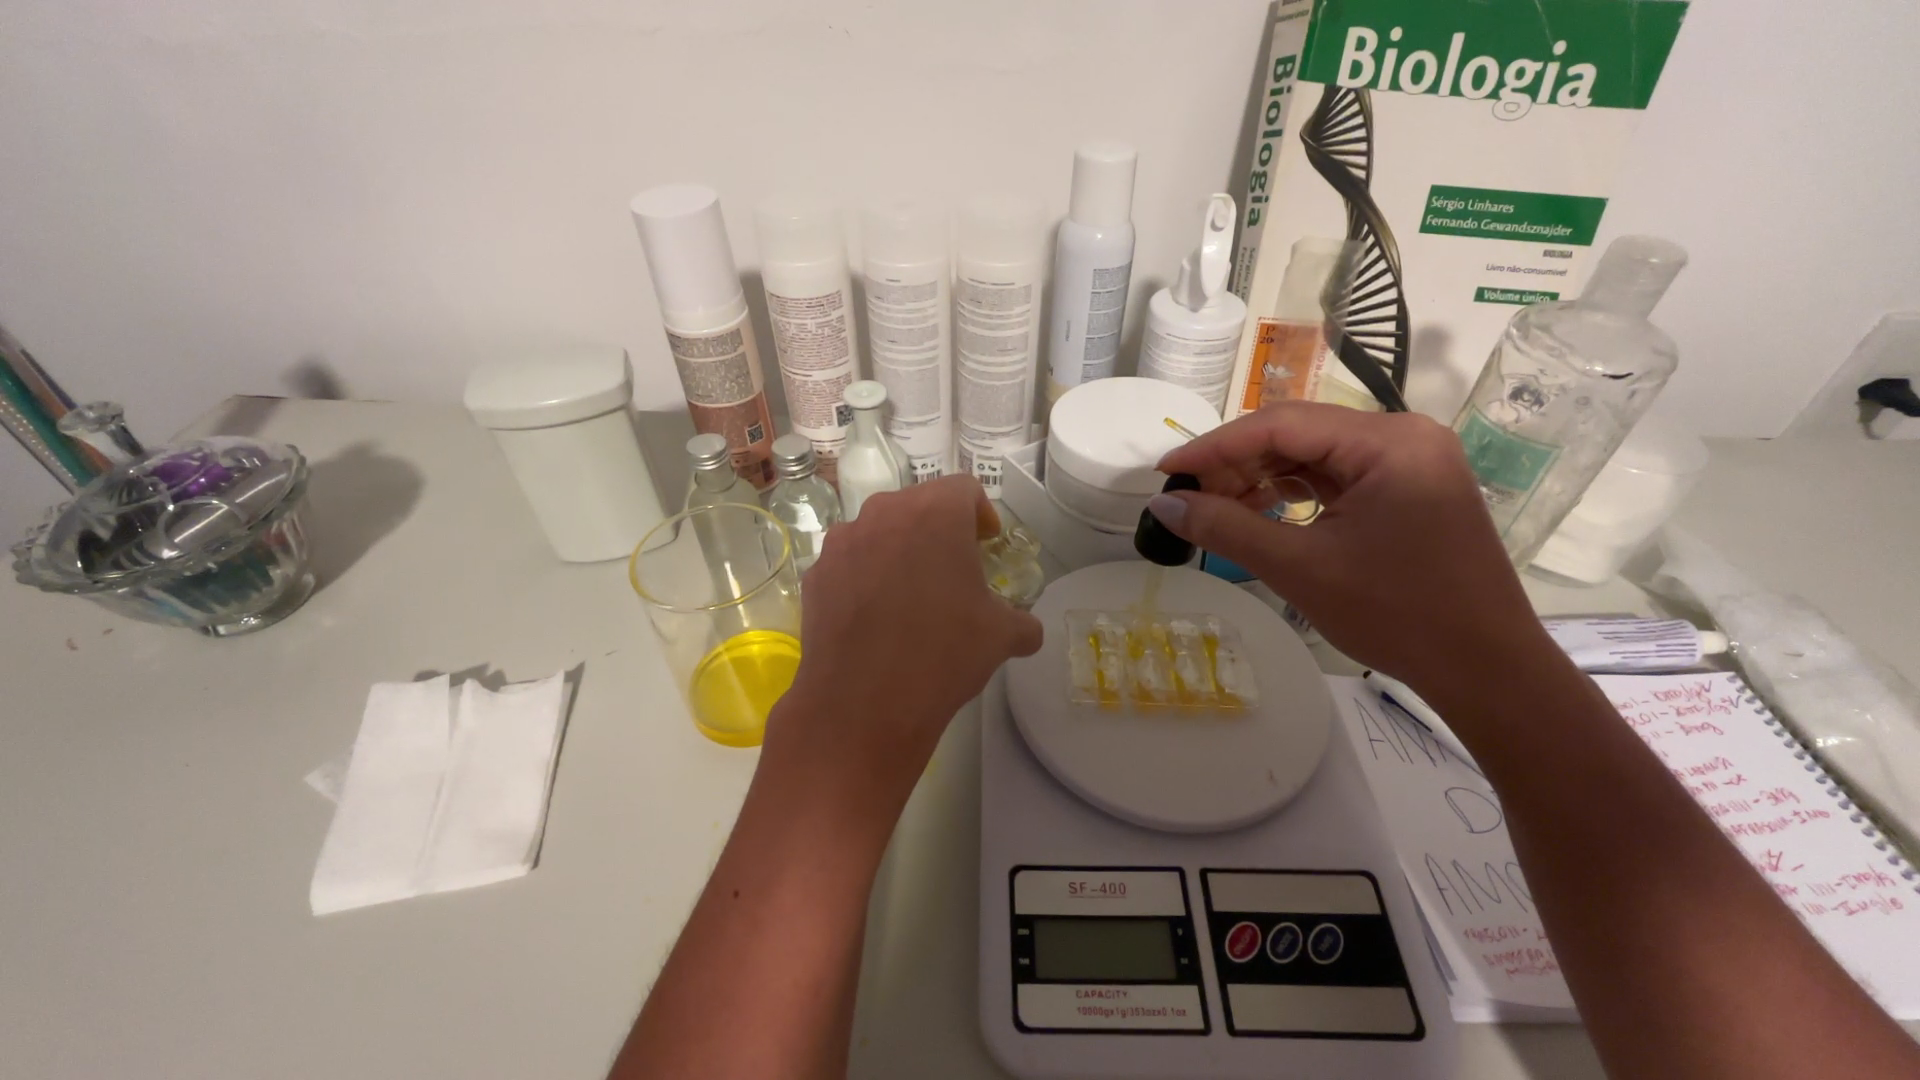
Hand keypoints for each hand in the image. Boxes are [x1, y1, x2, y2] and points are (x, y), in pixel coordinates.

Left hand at [765, 476, 1043, 800]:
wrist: (862, 703)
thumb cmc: (943, 655)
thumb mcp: (1001, 637)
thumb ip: (1021, 621)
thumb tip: (1027, 630)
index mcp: (936, 513)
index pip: (965, 489)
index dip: (981, 514)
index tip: (986, 544)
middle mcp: (884, 512)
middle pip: (919, 504)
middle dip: (939, 529)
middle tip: (953, 567)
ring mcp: (843, 541)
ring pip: (879, 529)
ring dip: (899, 549)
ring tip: (911, 592)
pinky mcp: (816, 573)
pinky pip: (850, 561)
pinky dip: (866, 575)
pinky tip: (875, 616)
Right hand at [1151, 402, 1550, 699]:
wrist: (1485, 668)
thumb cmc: (1396, 615)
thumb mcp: (1299, 567)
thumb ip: (1225, 527)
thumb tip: (1161, 503)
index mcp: (1388, 442)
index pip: (1281, 424)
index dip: (1215, 446)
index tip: (1164, 470)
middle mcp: (1403, 436)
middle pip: (1298, 433)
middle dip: (1236, 464)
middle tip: (1186, 497)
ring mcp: (1410, 462)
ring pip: (1314, 454)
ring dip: (1260, 478)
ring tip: (1215, 509)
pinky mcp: (1409, 488)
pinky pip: (1336, 476)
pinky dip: (1293, 492)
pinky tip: (1260, 513)